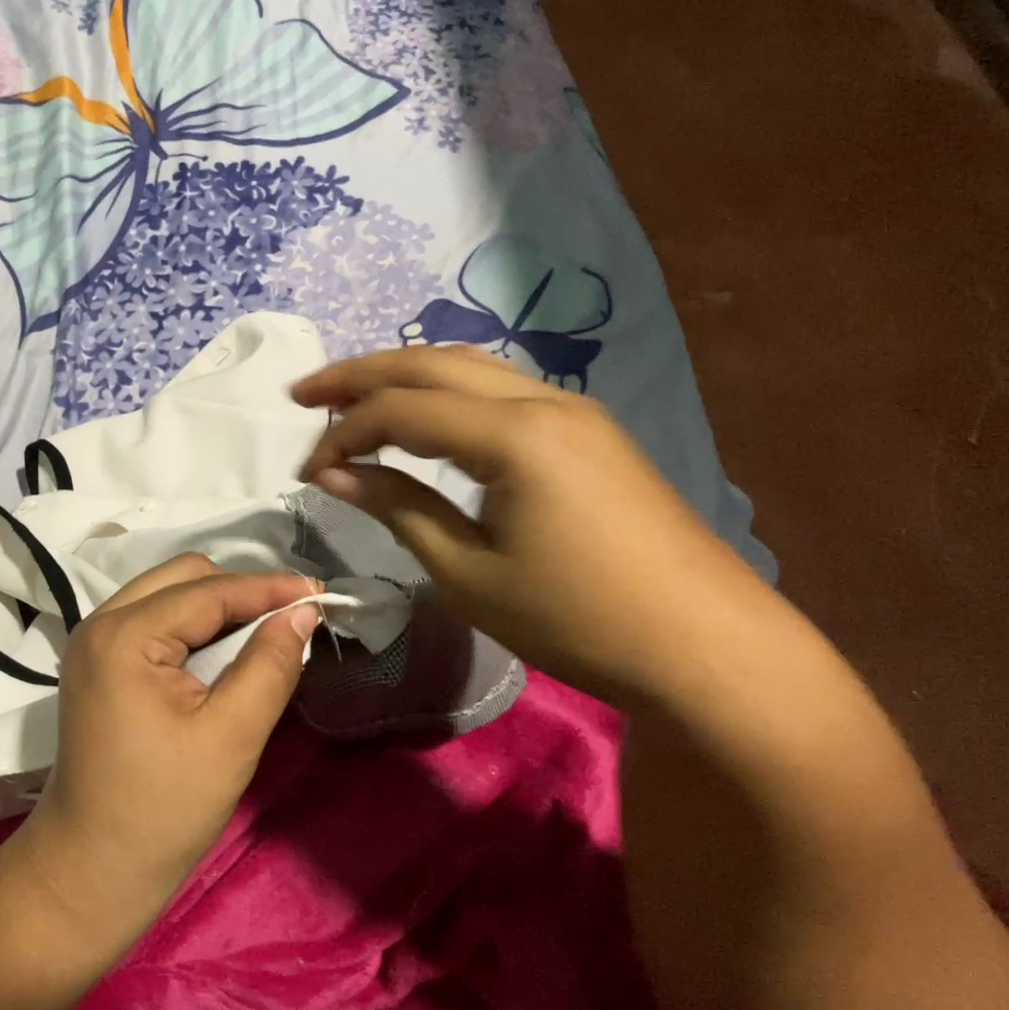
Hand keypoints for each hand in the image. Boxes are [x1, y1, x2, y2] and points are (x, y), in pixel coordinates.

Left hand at [18, 556, 319, 922]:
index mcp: (123, 636)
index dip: (267, 588)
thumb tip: (302, 612)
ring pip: (166, 593)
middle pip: (181, 577)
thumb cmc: (165, 806)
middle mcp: (99, 623)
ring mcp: (92, 641)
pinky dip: (191, 625)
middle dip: (239, 590)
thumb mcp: (231, 737)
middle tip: (291, 618)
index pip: (206, 591)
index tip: (320, 593)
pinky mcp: (96, 661)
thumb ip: (269, 666)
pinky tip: (223, 652)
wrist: (94, 861)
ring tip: (263, 634)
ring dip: (216, 606)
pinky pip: (151, 618)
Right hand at [293, 346, 773, 704]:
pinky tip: (420, 415)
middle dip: (359, 374)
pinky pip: (498, 389)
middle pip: (431, 363)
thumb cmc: (575, 618)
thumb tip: (332, 472)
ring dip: (402, 376)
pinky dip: (443, 392)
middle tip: (302, 393)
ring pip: (468, 366)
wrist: (706, 647)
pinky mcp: (587, 431)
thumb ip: (395, 507)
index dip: (342, 432)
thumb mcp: (466, 571)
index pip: (401, 409)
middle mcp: (544, 401)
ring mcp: (572, 411)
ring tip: (349, 398)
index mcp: (513, 435)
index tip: (305, 471)